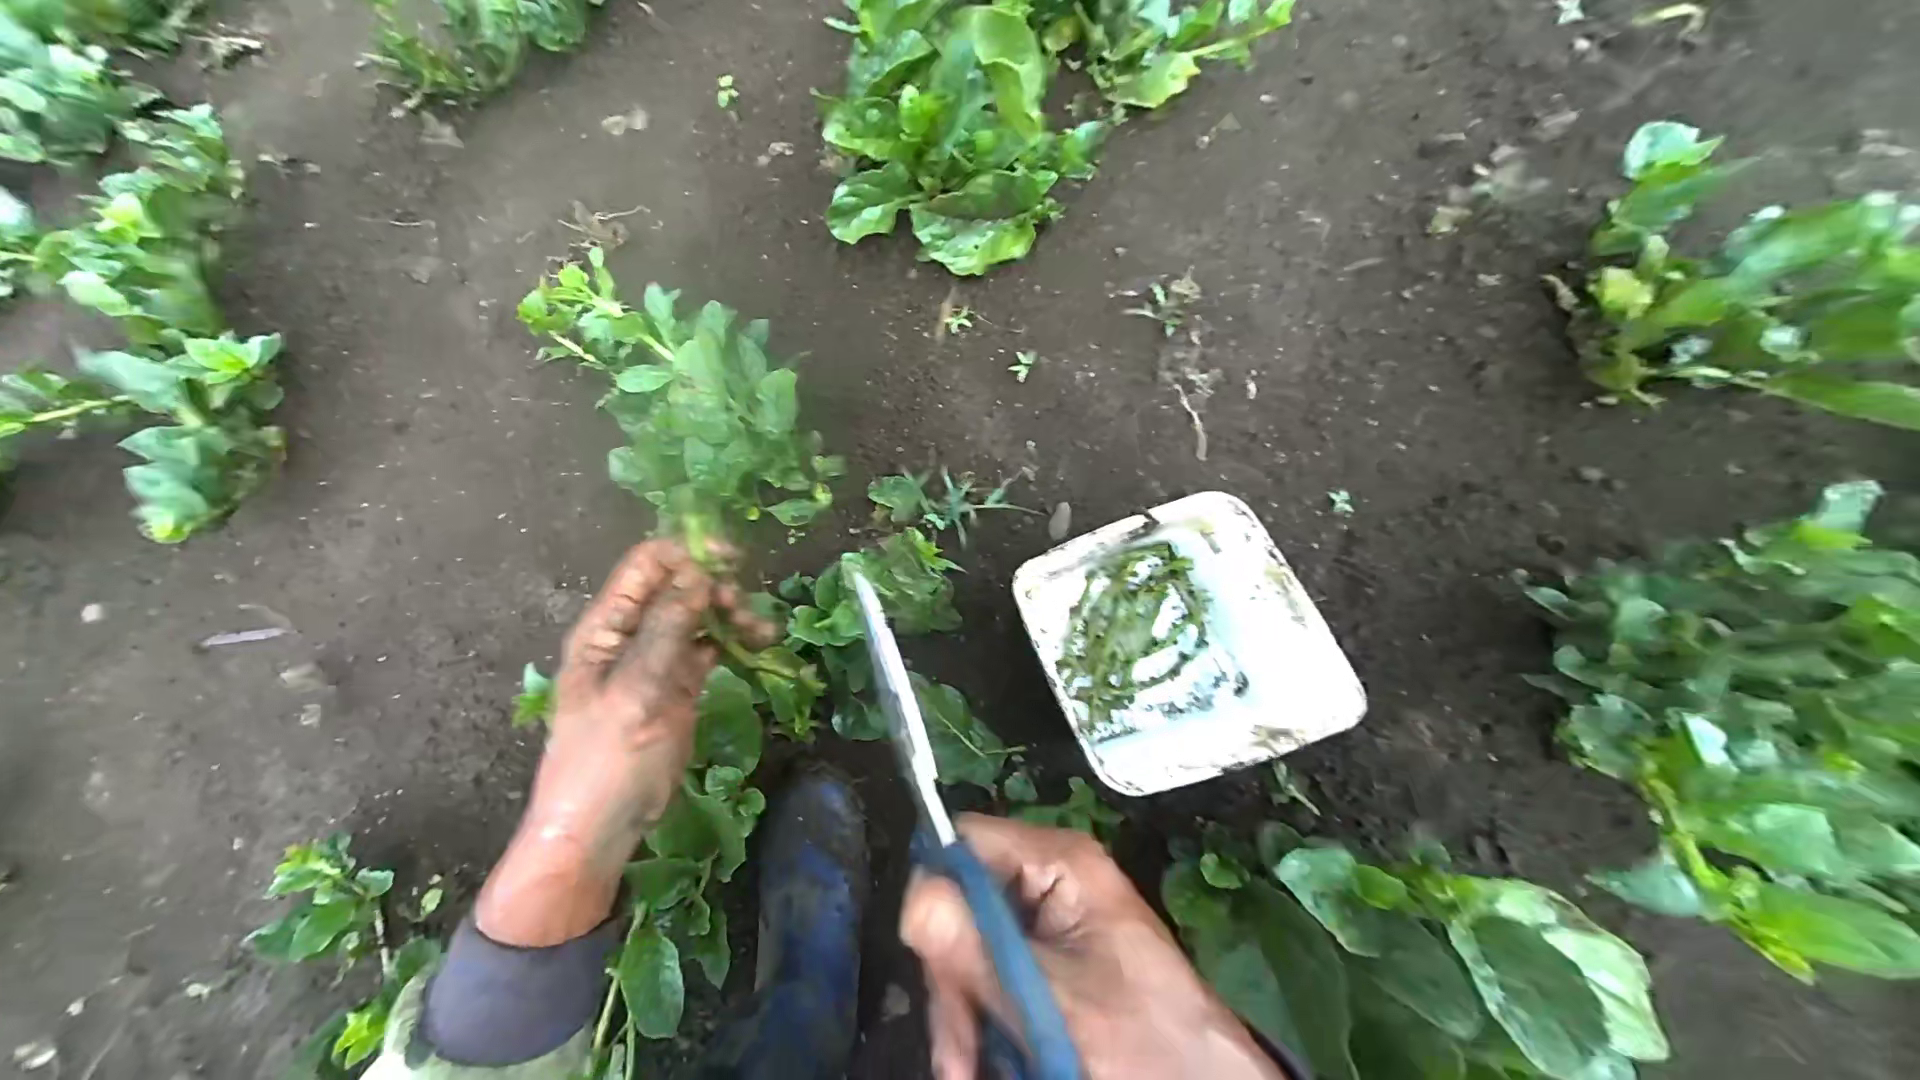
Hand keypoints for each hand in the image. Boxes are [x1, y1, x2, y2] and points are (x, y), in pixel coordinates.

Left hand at [477, 540, 770, 945]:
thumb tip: (699, 574)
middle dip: (716, 587)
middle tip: (743, 609)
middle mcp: (632, 632)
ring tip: (759, 632)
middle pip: (680, 586)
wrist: (601, 827)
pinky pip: (711, 645)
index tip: (731, 560)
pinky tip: (758, 644)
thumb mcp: (635, 692)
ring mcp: (658, 657)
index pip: (646, 566)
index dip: (687, 553)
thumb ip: (666, 629)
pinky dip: (734, 640)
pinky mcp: (680, 681)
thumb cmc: (605, 760)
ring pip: (700, 614)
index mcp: (606, 627)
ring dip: (731, 613)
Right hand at [900, 816, 1286, 1079]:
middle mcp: (1050, 878)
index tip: (930, 961)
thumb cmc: (1148, 1046)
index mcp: (1060, 861)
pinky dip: (982, 1020)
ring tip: (968, 1070)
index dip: (937, 890)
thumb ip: (982, 951)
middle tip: (957, 1053)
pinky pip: (993, 975)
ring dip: (961, 1011)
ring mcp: (1050, 920)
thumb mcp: (1056, 1002)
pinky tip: (987, 1062)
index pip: (966, 840)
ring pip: (971, 945)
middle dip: (951, 977)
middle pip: (963, 900)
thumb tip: (912, 903)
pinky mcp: (1050, 960)